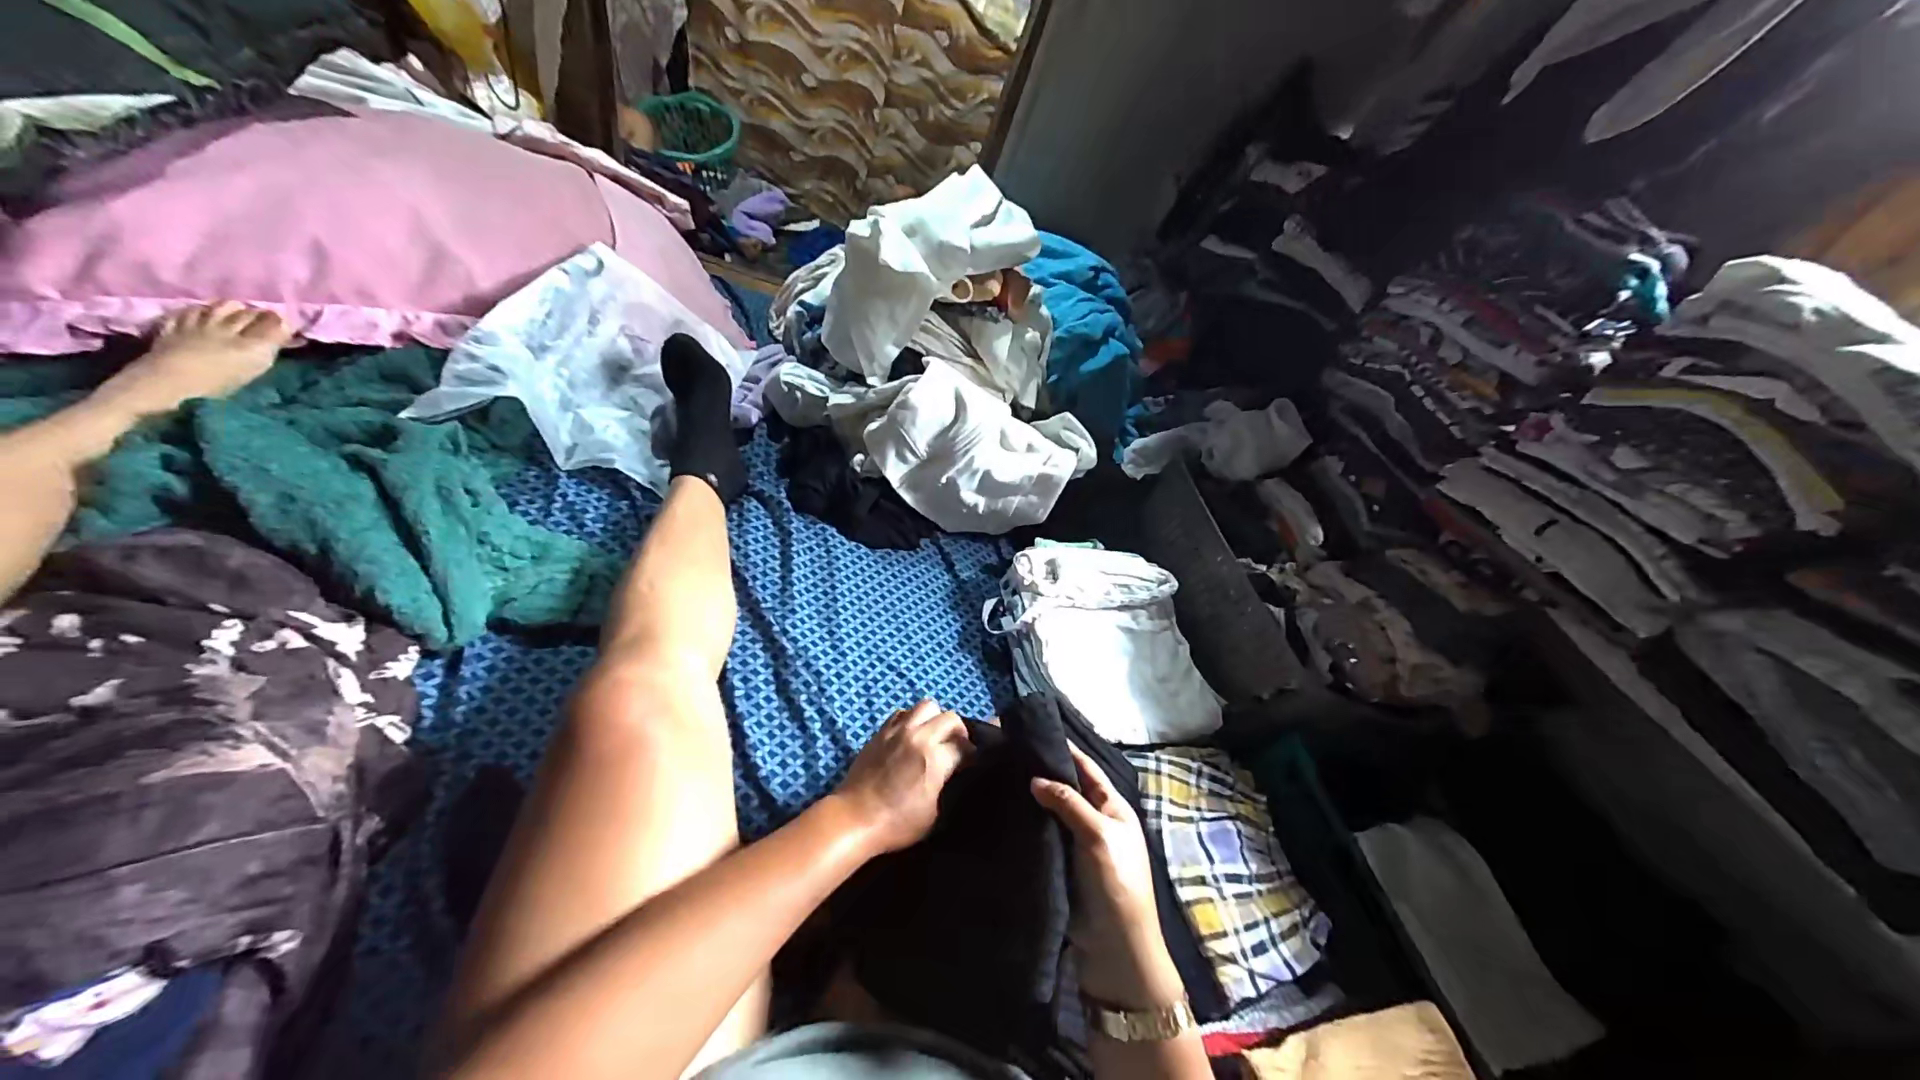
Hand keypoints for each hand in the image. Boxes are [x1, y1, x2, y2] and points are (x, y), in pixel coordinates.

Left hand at [109, 302, 292, 412]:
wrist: (166, 383)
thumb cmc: (218, 384)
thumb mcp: (255, 368)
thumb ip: (270, 347)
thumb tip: (285, 333)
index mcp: (251, 341)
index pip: (274, 322)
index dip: (282, 322)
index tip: (287, 328)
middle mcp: (227, 326)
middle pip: (248, 311)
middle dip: (260, 314)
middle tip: (266, 321)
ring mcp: (199, 322)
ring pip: (222, 306)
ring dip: (233, 308)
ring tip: (237, 315)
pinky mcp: (177, 323)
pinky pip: (193, 310)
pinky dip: (203, 310)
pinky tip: (205, 315)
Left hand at [834, 700, 972, 855]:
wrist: (854, 818)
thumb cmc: (897, 823)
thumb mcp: (935, 814)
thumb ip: (949, 786)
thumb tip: (957, 773)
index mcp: (935, 758)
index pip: (964, 746)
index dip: (972, 756)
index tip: (971, 765)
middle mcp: (918, 736)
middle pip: (950, 718)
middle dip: (959, 732)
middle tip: (957, 748)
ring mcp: (898, 730)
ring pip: (927, 705)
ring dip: (936, 719)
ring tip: (934, 736)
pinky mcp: (881, 731)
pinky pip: (903, 712)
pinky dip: (912, 719)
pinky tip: (911, 735)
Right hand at [1032, 743, 1185, 1008]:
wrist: (1114, 946)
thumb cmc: (1115, 882)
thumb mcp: (1098, 835)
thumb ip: (1069, 803)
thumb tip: (1036, 779)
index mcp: (1114, 807)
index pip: (1086, 768)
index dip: (1064, 750)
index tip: (1033, 733)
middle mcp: (1096, 819)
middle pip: (1068, 787)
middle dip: (1044, 771)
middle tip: (1009, 754)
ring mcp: (1077, 842)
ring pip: (1052, 811)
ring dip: (1033, 797)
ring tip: (1001, 777)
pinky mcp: (1061, 863)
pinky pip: (1043, 834)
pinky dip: (1029, 822)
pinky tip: (1006, 812)